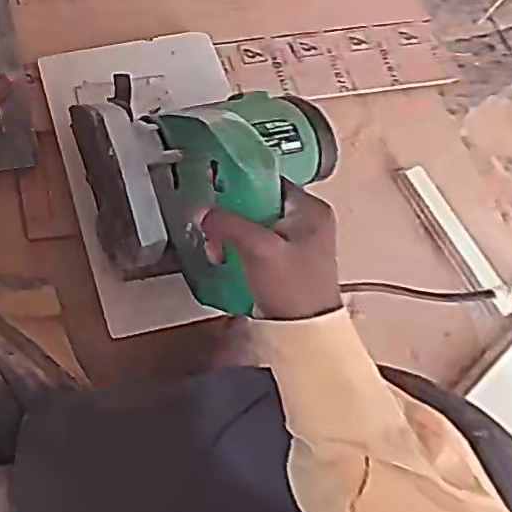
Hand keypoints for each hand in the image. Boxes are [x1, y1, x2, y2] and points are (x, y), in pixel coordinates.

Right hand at [200, 184, 341, 319]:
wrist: (303, 333)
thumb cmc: (292, 287)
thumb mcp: (258, 247)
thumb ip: (227, 223)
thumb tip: (202, 212)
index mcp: (310, 209)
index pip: (265, 178)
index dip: (235, 180)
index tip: (210, 185)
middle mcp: (305, 220)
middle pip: (253, 200)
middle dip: (227, 214)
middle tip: (211, 225)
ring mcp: (294, 239)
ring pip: (247, 220)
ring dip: (226, 232)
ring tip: (216, 248)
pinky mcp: (281, 257)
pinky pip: (248, 238)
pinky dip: (232, 244)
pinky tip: (222, 257)